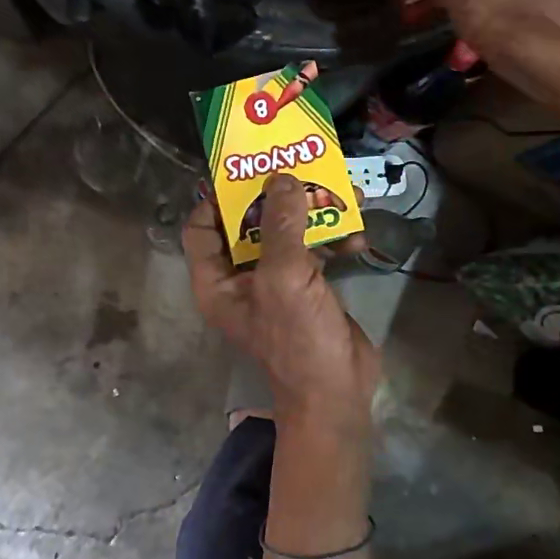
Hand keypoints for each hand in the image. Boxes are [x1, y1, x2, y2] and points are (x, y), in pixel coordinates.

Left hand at [183, 173, 379, 431]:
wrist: (338, 391)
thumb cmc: (298, 338)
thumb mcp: (284, 277)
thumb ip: (281, 225)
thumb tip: (282, 177)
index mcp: (217, 280)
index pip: (201, 228)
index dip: (217, 198)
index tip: (245, 171)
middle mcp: (241, 278)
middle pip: (249, 222)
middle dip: (278, 197)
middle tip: (301, 167)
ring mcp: (276, 281)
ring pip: (287, 232)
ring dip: (314, 213)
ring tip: (343, 192)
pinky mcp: (308, 285)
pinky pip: (315, 249)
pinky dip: (335, 239)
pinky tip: (358, 237)